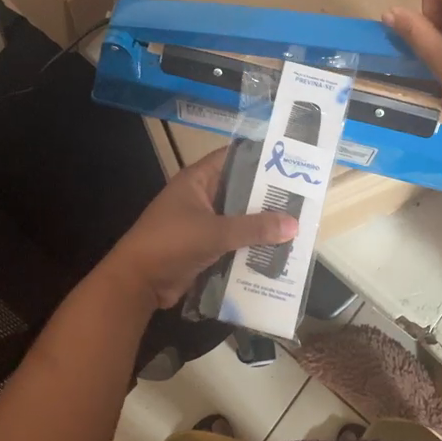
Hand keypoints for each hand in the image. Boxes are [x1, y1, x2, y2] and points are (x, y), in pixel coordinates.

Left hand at [97, 148, 297, 311]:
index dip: (260, 157)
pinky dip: (251, 247)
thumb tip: (294, 224)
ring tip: (299, 227)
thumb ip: (254, 228)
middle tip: (304, 199)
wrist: (137, 283)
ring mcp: (202, 223)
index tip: (292, 161)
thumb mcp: (214, 232)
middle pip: (240, 191)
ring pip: (239, 220)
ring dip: (262, 226)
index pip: (233, 158)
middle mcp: (201, 197)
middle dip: (268, 197)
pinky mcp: (204, 248)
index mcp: (198, 180)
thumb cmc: (171, 243)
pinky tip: (278, 253)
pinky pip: (234, 243)